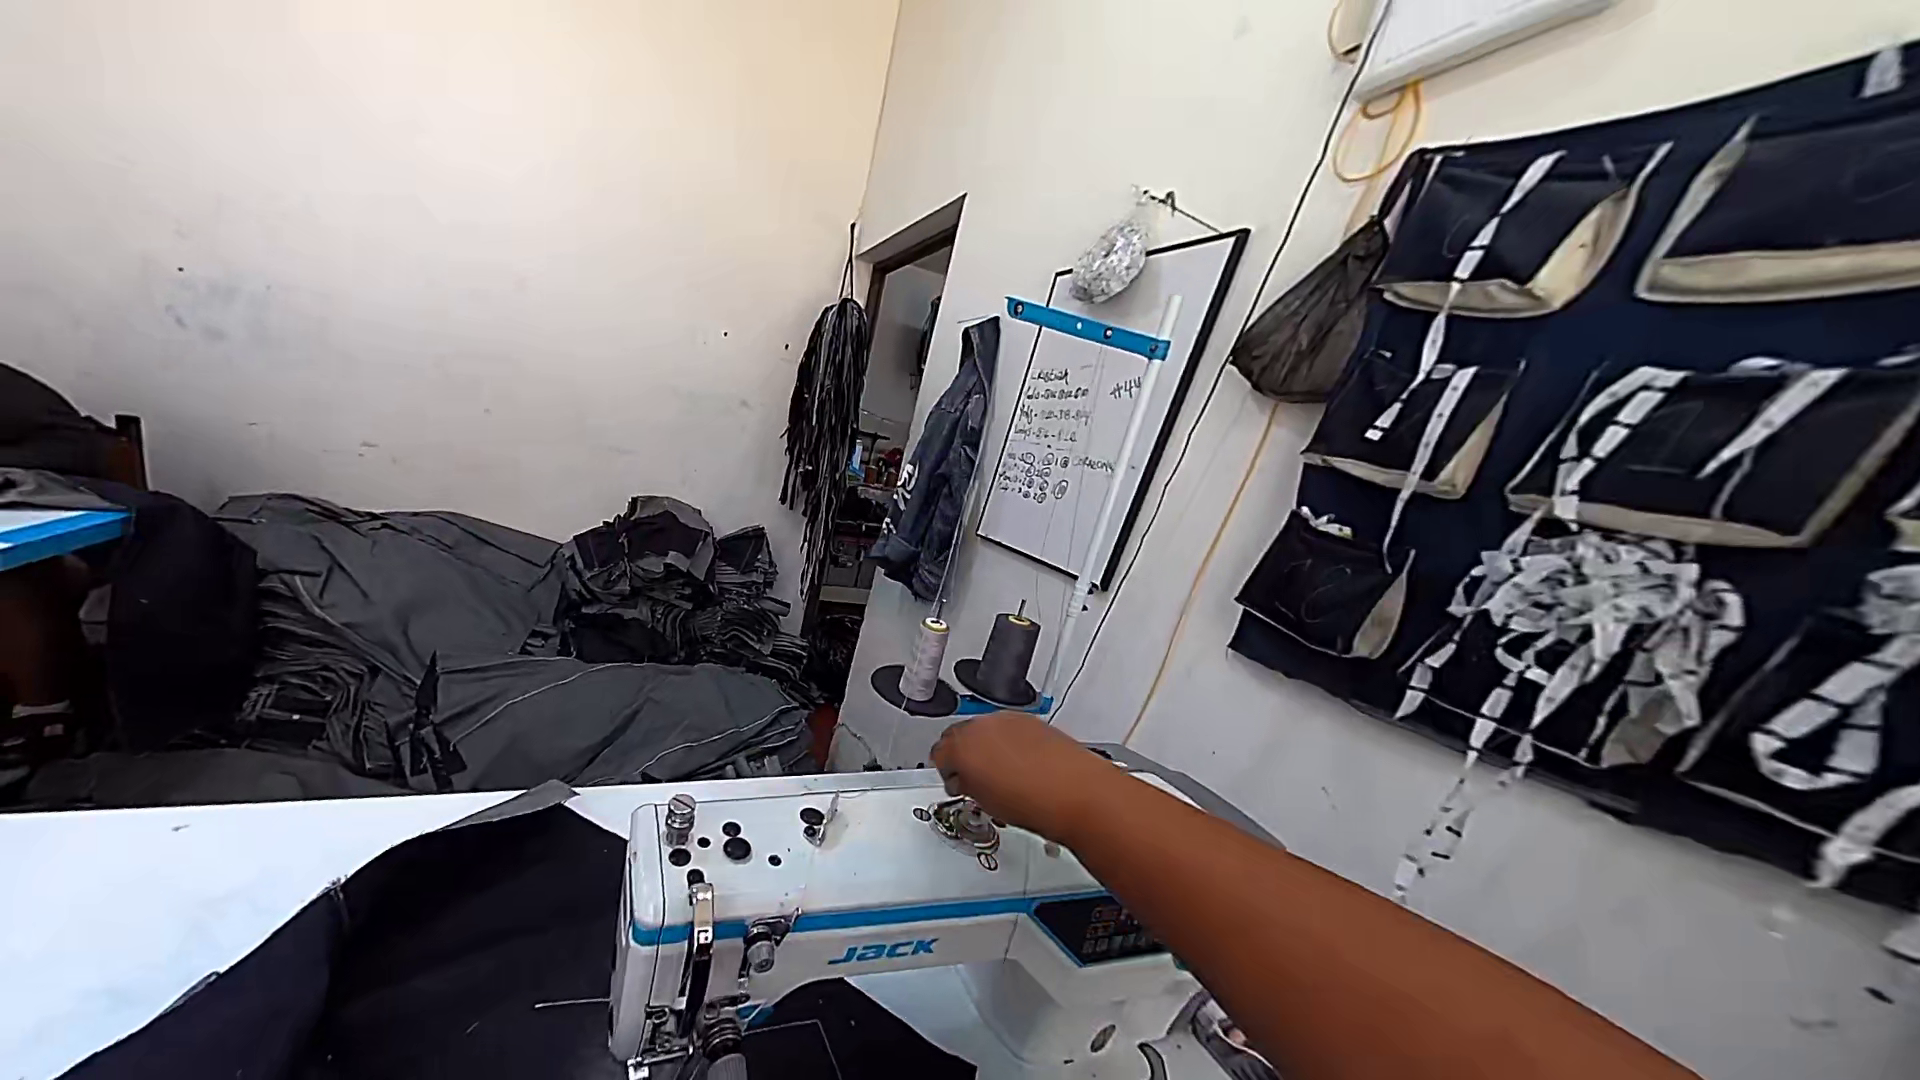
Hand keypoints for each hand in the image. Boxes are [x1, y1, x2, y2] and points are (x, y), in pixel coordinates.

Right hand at [930, 711, 1119, 841]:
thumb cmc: (1034, 802)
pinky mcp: (1029, 720)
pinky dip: (1009, 742)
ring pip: (984, 729)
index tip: (957, 782)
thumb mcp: (984, 802)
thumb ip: (967, 784)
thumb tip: (966, 780)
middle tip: (975, 779)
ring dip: (987, 747)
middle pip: (958, 735)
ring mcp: (1007, 720)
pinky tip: (1021, 765)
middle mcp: (982, 726)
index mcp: (962, 746)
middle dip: (963, 754)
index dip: (946, 770)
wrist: (1076, 792)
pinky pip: (1008, 728)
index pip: (939, 752)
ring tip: (1002, 775)